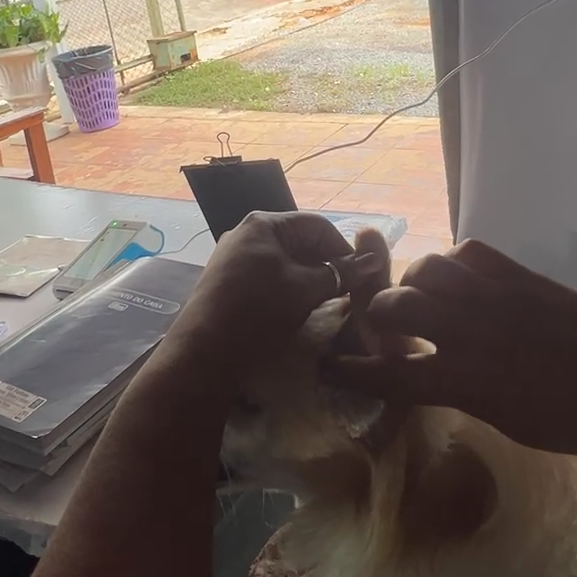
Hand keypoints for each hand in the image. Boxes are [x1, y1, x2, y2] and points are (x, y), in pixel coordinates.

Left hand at [161, 212, 373, 384]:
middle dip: (326, 264)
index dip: (344, 249)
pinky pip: (268, 275)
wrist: (204, 352)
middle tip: (347, 291)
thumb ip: (340, 273)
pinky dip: (287, 287)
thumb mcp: (305, 290)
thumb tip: (372, 262)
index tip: (361, 277)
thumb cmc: (258, 311)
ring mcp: (234, 257)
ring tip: (325, 302)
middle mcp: (246, 232)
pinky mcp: (227, 280)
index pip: (318, 226)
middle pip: (300, 241)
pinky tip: (297, 308)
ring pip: (285, 260)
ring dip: (308, 278)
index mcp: (264, 224)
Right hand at [327, 240, 576, 460]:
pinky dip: (454, 262)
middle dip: (379, 315)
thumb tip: (431, 371)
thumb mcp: (506, 421)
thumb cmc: (575, 424)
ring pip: (427, 268)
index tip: (336, 363)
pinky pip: (468, 251)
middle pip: (397, 307)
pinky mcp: (519, 274)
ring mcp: (494, 295)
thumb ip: (460, 390)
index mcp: (465, 381)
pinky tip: (461, 278)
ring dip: (414, 283)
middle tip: (387, 325)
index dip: (356, 368)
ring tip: (425, 297)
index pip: (391, 372)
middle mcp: (470, 331)